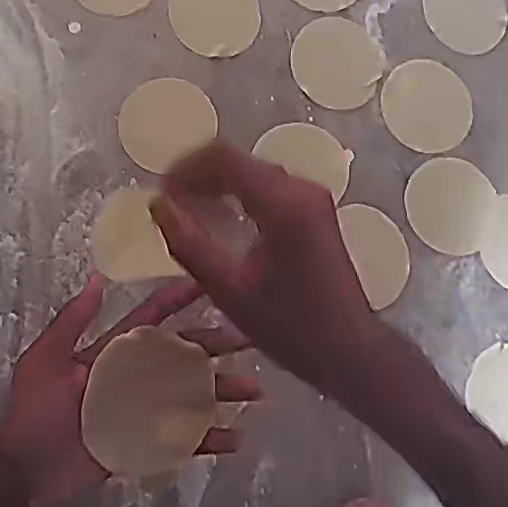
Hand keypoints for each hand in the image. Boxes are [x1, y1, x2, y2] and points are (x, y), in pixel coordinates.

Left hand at [0, 272, 262, 506]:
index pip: (151, 319)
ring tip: (256, 392)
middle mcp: (136, 376)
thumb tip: (96, 278)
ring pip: (192, 394)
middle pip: (184, 355)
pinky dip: (209, 438)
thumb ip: (70, 322)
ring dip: (223, 391)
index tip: (206, 282)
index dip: (176, 299)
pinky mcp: (146, 442)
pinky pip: (183, 438)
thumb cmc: (31, 413)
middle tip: (250, 338)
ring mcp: (144, 410)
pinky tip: (236, 439)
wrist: (21, 474)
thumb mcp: (42, 361)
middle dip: (216, 345)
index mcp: (114, 353)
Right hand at [149, 142, 387, 397]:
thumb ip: (189, 244)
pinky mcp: (316, 209)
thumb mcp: (229, 291)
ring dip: (219, 184)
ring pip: (254, 171)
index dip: (186, 169)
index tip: (162, 193)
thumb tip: (158, 205)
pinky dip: (240, 193)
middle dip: (200, 176)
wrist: (349, 348)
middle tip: (170, 204)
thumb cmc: (290, 327)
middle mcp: (302, 189)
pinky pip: (269, 186)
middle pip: (240, 161)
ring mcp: (313, 197)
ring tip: (188, 211)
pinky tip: (221, 218)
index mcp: (284, 204)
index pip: (224, 159)